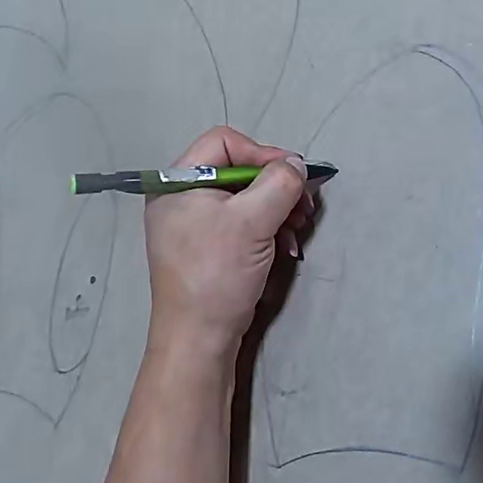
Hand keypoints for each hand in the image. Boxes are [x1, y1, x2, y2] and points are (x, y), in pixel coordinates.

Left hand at [144, 126, 315, 351]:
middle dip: (276, 186)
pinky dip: (267, 229)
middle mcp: (182, 197)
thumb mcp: (252, 222)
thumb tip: (297, 165)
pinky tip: (285, 247)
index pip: (224, 143)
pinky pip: (242, 223)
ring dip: (278, 210)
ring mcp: (195, 224)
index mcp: (178, 182)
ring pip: (245, 198)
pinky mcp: (209, 247)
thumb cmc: (217, 274)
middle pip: (238, 170)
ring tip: (298, 229)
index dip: (262, 153)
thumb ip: (279, 184)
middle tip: (304, 206)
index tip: (293, 176)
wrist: (198, 339)